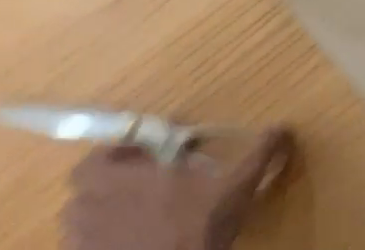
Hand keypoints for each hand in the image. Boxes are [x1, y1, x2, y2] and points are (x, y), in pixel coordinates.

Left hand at [63, 130, 292, 249]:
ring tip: (139, 210)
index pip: (93, 161)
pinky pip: (87, 244)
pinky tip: (136, 239)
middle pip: (84, 188)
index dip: (114, 152)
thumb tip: (283, 126)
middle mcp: (94, 208)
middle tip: (144, 178)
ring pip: (82, 218)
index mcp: (124, 180)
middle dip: (110, 180)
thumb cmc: (200, 226)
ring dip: (104, 209)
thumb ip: (260, 152)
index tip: (146, 151)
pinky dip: (103, 238)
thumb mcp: (239, 185)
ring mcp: (85, 242)